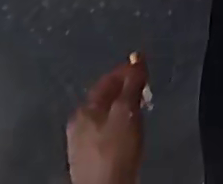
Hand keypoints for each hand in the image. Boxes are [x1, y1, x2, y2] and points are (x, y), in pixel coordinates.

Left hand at [66, 55, 146, 183]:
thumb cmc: (114, 150)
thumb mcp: (126, 112)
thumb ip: (132, 84)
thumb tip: (138, 58)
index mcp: (84, 109)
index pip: (107, 79)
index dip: (127, 70)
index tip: (144, 67)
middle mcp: (78, 125)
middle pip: (105, 99)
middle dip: (125, 91)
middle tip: (145, 90)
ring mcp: (81, 146)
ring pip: (106, 118)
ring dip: (123, 111)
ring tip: (140, 111)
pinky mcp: (89, 164)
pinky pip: (106, 136)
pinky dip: (119, 129)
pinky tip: (129, 136)